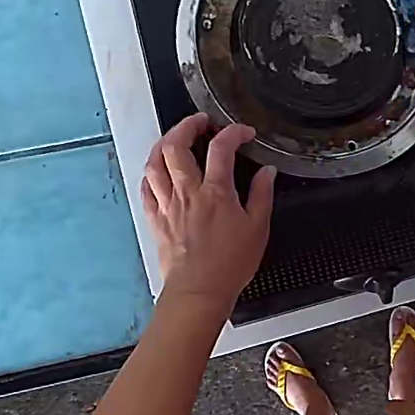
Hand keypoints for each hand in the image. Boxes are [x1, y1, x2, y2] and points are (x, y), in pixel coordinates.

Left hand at [141, 115, 276, 307]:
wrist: (199, 291)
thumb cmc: (230, 264)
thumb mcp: (258, 228)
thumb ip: (262, 194)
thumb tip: (267, 172)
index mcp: (217, 193)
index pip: (221, 148)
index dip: (233, 133)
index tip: (243, 133)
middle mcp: (188, 193)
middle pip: (175, 146)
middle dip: (187, 125)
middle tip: (200, 122)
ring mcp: (168, 205)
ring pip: (154, 163)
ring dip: (163, 144)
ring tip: (175, 139)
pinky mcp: (156, 219)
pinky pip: (146, 189)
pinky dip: (151, 173)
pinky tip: (158, 172)